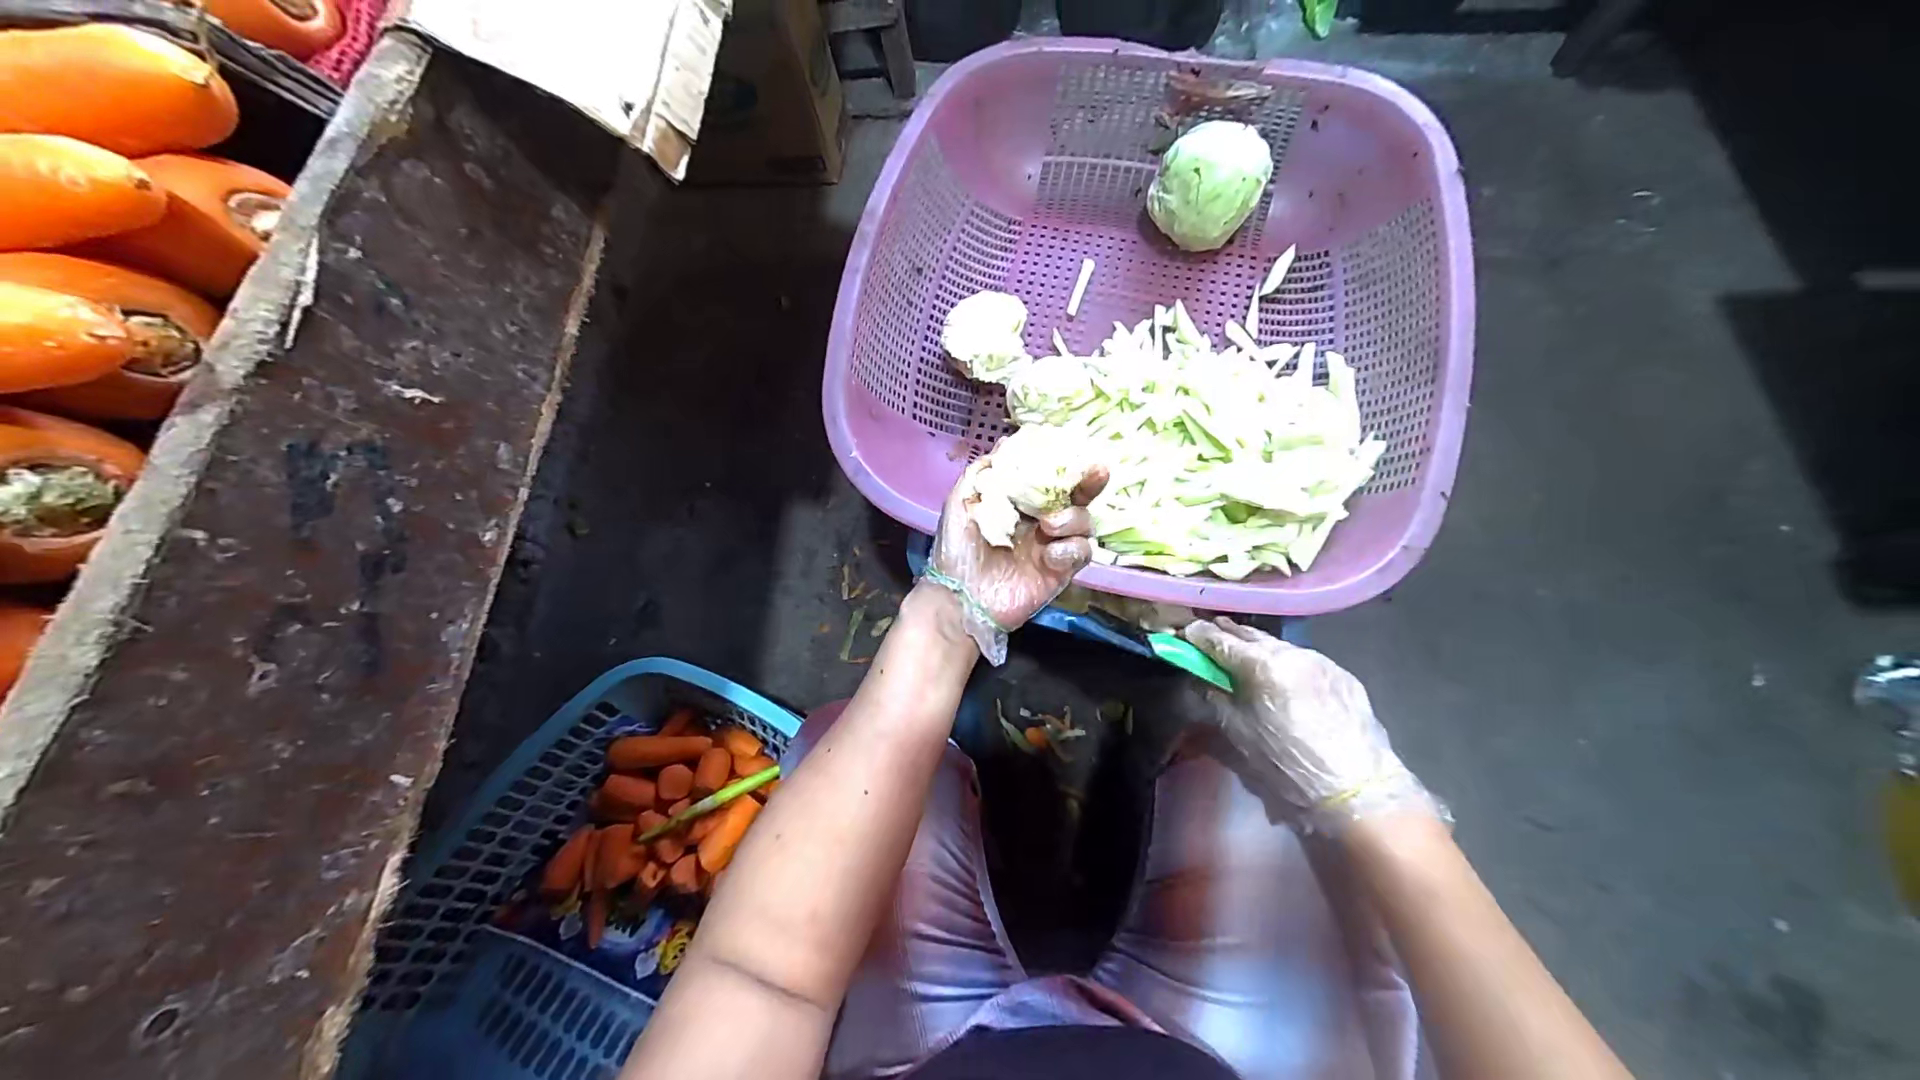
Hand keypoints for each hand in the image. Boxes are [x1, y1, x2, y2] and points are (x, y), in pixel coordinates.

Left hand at [925, 455, 1107, 663]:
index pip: (1049, 479)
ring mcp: (1052, 547)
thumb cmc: (955, 552)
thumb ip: (981, 475)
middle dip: (1090, 481)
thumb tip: (1005, 445)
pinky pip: (1081, 553)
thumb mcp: (960, 505)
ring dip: (1074, 518)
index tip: (1072, 450)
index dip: (1063, 464)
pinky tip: (1050, 555)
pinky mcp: (1060, 572)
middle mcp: (1041, 522)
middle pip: (1077, 498)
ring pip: (1084, 523)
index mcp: (1019, 505)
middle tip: (1097, 470)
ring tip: (1050, 524)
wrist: (958, 598)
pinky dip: (1071, 548)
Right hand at [1184, 617, 1440, 830]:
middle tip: (1209, 637)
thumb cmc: (1286, 766)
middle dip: (1227, 635)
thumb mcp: (1238, 733)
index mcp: (1262, 665)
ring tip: (1244, 658)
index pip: (1219, 640)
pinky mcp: (1342, 675)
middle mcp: (1291, 653)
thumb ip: (1215, 697)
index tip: (1183, 634)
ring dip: (1257, 649)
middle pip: (1250, 635)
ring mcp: (1321, 661)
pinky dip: (1284, 664)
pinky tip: (1281, 680)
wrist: (1357, 792)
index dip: (1197, 636)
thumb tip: (1202, 679)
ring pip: (1278, 646)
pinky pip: (1302, 661)